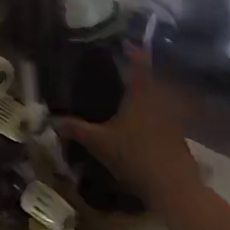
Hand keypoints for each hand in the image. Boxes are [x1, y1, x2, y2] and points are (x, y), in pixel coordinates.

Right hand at [55, 49, 197, 200]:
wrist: (172, 186)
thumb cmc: (134, 155)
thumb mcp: (99, 142)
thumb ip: (76, 129)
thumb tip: (53, 120)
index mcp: (141, 95)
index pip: (139, 65)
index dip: (134, 52)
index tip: (125, 43)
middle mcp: (159, 100)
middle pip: (152, 79)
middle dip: (140, 73)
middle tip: (123, 69)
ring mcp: (171, 118)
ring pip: (160, 97)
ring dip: (147, 93)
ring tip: (129, 94)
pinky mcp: (177, 134)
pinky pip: (163, 114)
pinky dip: (153, 112)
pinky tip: (140, 122)